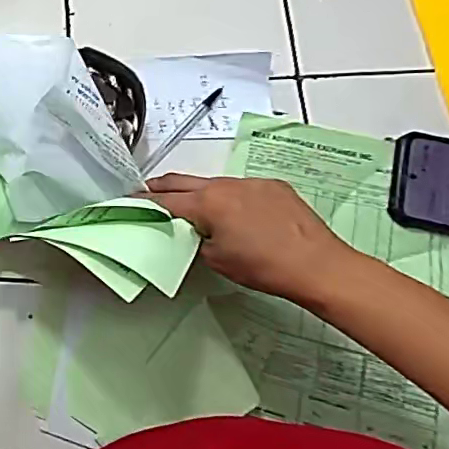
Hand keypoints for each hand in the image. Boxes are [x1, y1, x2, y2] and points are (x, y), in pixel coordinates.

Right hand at [141, 173, 363, 305]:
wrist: (320, 267)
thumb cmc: (262, 266)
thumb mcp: (212, 257)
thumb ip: (191, 235)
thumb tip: (188, 229)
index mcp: (206, 202)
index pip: (162, 199)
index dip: (141, 201)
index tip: (128, 202)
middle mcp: (226, 185)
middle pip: (181, 181)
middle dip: (160, 187)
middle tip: (145, 194)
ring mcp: (252, 183)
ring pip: (211, 183)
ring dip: (195, 192)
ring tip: (190, 206)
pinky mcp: (274, 187)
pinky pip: (239, 187)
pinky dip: (226, 196)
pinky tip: (231, 212)